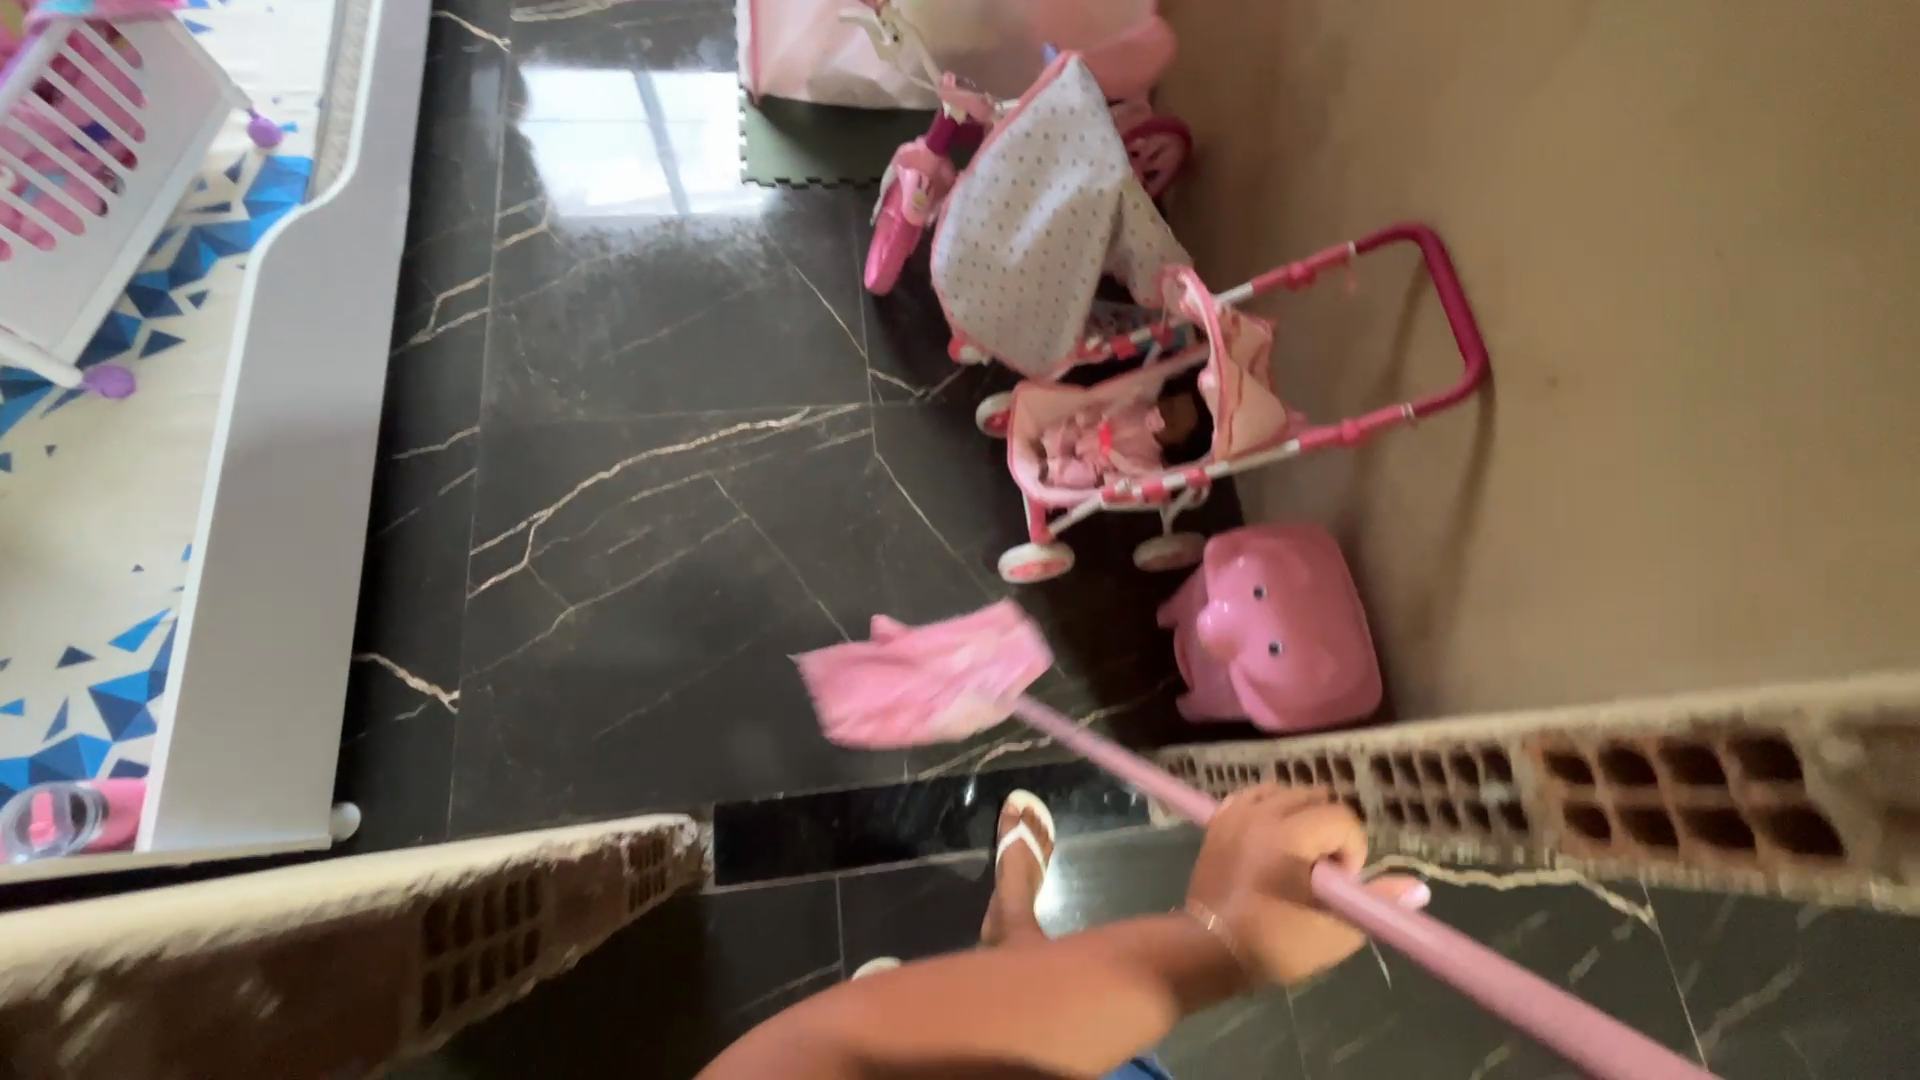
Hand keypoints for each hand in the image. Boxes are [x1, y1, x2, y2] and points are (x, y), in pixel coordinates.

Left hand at [1185, 785, 1429, 985]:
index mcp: (1291, 832)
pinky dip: (1267, 807)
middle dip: (1328, 830)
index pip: (1342, 818)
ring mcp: (1236, 812)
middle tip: (1320, 870)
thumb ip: (1377, 902)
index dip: (1351, 851)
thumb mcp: (1337, 929)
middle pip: (1313, 797)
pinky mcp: (1218, 819)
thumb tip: (1419, 887)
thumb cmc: (1278, 941)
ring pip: (1282, 791)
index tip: (1338, 883)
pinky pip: (1251, 795)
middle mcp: (1262, 812)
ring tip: (1296, 854)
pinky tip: (1269, 836)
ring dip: (1299, 815)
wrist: (1211, 945)